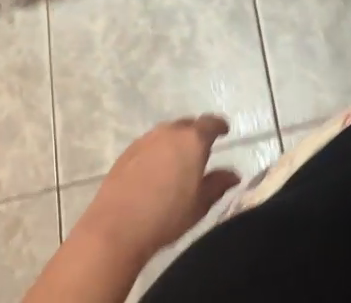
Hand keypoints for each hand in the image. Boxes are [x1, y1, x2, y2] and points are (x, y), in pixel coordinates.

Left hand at [74, 115, 241, 263]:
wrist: (117, 227)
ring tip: (178, 161)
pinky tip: (156, 170)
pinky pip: (149, 144)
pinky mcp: (127, 152)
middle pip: (187, 125)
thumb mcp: (200, 204)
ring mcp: (145, 140)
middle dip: (197, 133)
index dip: (219, 126)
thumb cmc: (167, 215)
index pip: (210, 123)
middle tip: (202, 150)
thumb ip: (218, 184)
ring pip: (166, 133)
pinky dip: (157, 151)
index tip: (224, 131)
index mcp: (192, 140)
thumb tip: (233, 174)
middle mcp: (169, 132)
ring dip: (175, 142)